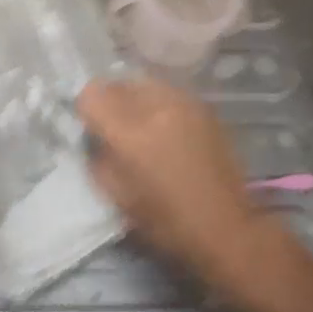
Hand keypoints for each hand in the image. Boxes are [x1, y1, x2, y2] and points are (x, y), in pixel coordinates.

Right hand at [77, 78, 262, 277]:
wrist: (227, 228)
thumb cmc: (167, 223)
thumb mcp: (118, 197)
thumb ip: (98, 158)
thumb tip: (93, 136)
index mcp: (131, 133)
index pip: (92, 94)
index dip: (86, 110)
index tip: (91, 129)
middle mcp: (157, 106)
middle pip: (119, 83)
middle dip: (110, 101)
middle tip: (114, 129)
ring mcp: (185, 102)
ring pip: (145, 83)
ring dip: (135, 100)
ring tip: (141, 127)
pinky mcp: (204, 106)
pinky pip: (169, 92)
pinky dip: (159, 104)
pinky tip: (166, 129)